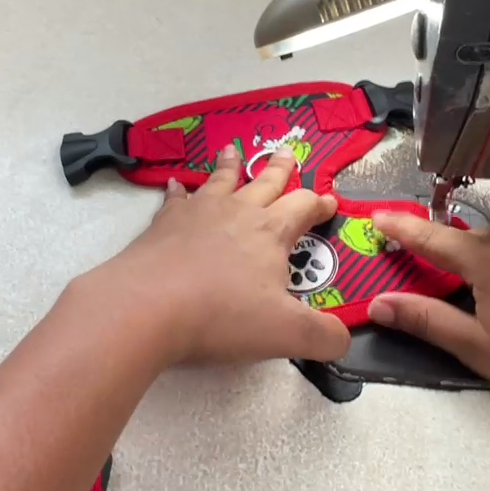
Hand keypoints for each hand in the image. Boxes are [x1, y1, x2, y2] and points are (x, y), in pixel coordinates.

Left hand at [74, 144, 351, 365]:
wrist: (146, 306)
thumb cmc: (222, 316)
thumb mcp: (286, 333)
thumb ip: (323, 337)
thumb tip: (343, 340)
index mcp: (271, 232)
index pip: (303, 207)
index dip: (319, 205)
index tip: (329, 201)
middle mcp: (237, 212)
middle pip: (265, 183)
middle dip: (281, 170)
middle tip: (288, 153)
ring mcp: (197, 213)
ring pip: (220, 181)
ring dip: (230, 166)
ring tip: (233, 150)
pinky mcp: (164, 224)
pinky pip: (176, 199)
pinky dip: (178, 190)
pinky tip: (174, 185)